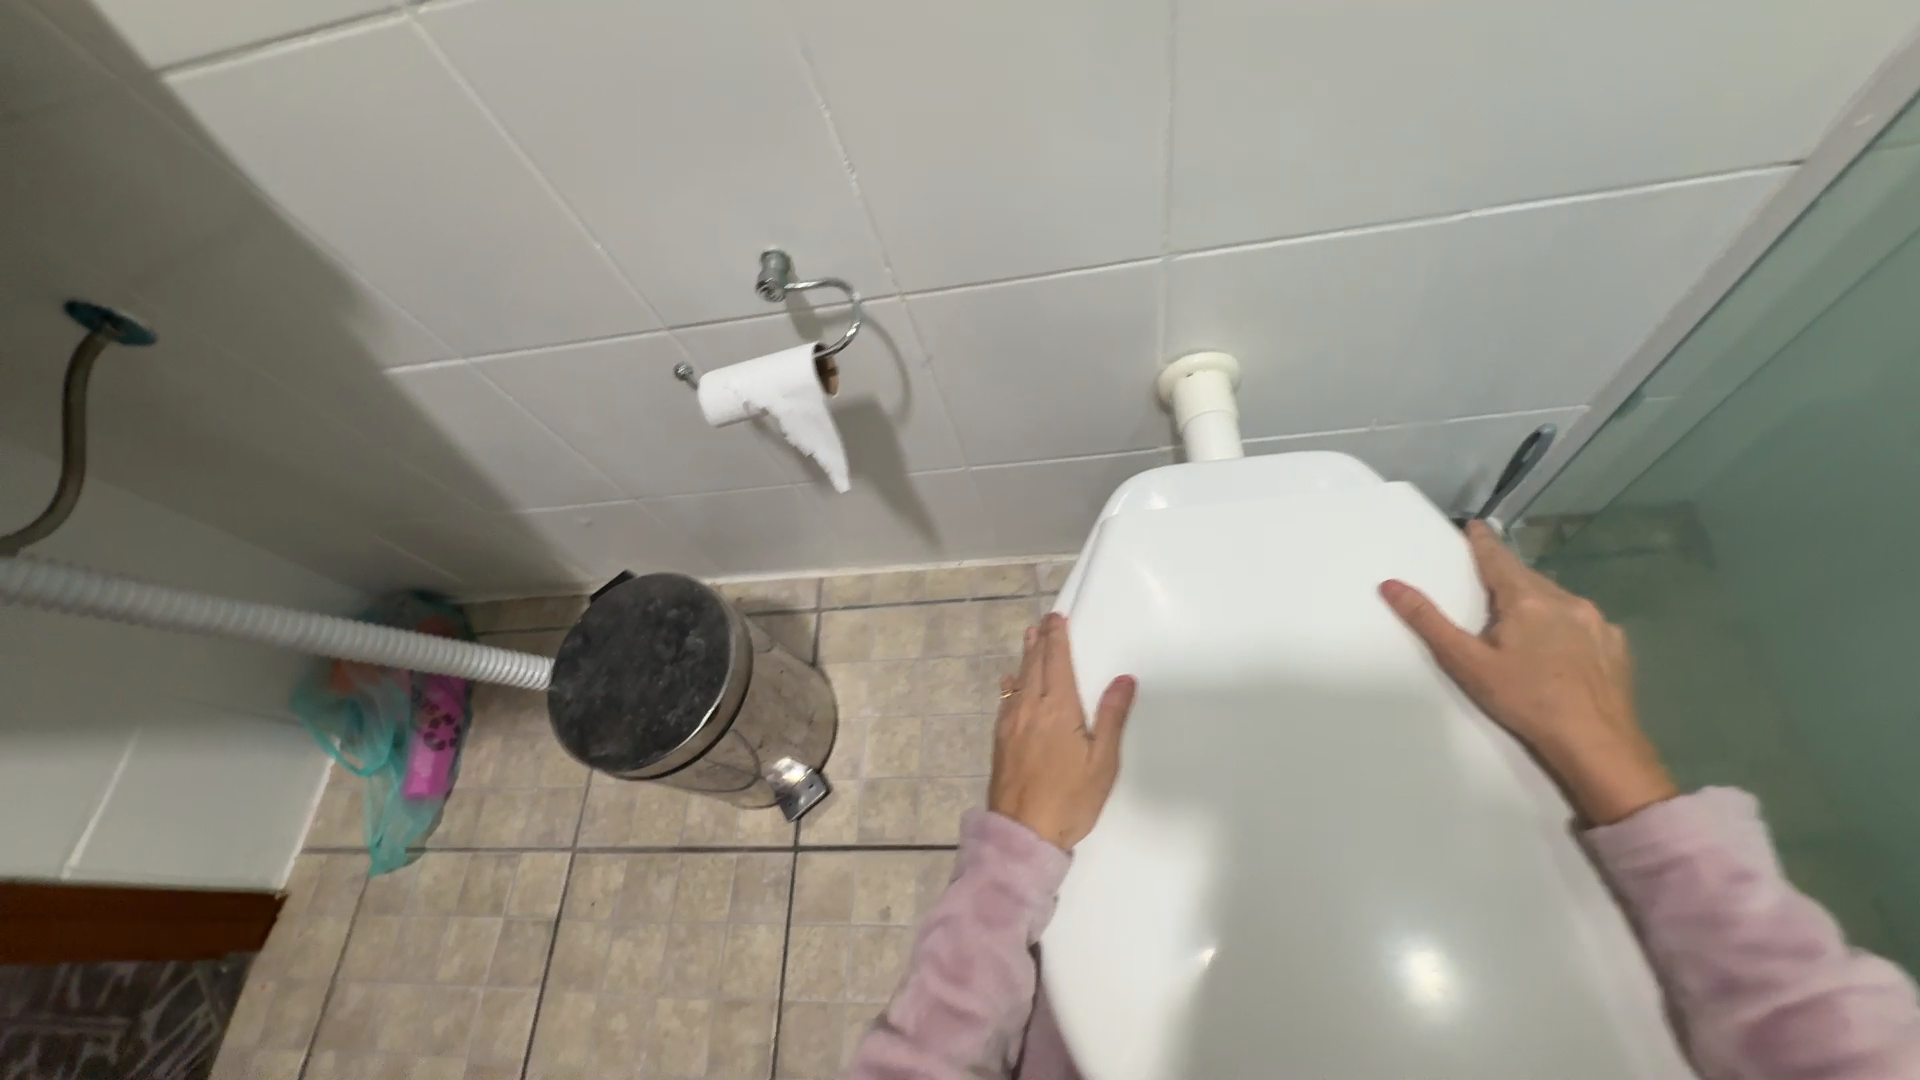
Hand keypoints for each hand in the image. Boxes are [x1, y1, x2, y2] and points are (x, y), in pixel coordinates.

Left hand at [988, 613, 1136, 849]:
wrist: (1023, 832)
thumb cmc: (1070, 798)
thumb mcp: (1103, 762)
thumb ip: (1112, 717)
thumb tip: (1124, 679)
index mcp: (1058, 709)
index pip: (1056, 662)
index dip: (1057, 638)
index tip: (1056, 618)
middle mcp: (1030, 708)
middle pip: (1034, 665)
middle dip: (1039, 641)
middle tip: (1042, 621)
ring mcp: (1010, 723)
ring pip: (1018, 680)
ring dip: (1025, 657)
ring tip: (1029, 639)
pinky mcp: (1000, 739)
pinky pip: (1007, 700)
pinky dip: (1011, 684)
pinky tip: (1010, 682)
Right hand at [1379, 520, 1677, 824]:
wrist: (1596, 744)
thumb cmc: (1524, 699)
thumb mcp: (1464, 662)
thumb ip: (1427, 621)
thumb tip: (1391, 585)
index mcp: (1527, 600)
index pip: (1498, 559)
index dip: (1482, 542)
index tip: (1475, 526)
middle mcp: (1566, 601)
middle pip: (1527, 578)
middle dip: (1506, 577)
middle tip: (1486, 583)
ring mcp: (1597, 624)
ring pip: (1557, 600)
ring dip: (1535, 602)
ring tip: (1518, 621)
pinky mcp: (1615, 647)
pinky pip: (1582, 623)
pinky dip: (1563, 625)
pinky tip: (1556, 648)